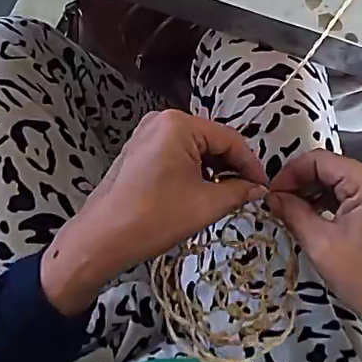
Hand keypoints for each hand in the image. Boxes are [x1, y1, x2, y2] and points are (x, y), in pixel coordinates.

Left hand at [41, 110, 267, 313]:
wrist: (99, 241)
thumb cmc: (149, 219)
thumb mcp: (204, 205)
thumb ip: (238, 191)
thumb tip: (256, 188)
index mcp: (179, 124)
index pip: (229, 138)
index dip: (250, 164)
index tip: (262, 185)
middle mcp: (162, 120)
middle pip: (212, 139)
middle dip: (232, 166)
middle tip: (248, 191)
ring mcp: (148, 132)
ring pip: (196, 147)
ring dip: (214, 168)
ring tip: (227, 194)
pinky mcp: (140, 148)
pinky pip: (177, 152)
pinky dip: (194, 169)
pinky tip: (202, 190)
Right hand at [268, 151, 361, 361]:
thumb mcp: (322, 246)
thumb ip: (294, 213)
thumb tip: (274, 197)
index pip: (319, 159)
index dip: (290, 173)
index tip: (271, 193)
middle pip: (330, 168)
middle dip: (299, 184)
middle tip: (275, 205)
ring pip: (338, 182)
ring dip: (312, 195)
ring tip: (289, 214)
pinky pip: (349, 196)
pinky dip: (327, 205)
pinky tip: (310, 220)